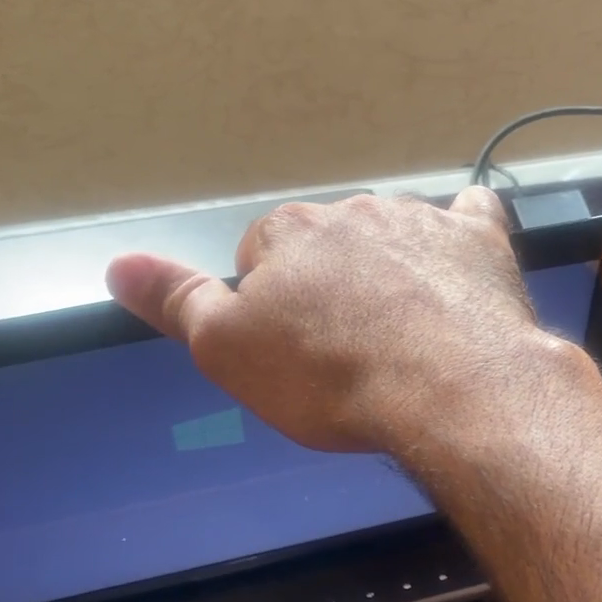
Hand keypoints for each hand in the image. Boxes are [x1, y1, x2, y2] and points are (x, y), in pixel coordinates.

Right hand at [106, 188, 578, 451]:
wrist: (447, 390)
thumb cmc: (332, 380)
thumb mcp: (230, 353)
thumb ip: (178, 303)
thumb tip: (119, 264)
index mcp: (288, 233)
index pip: (264, 253)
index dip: (275, 301)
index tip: (296, 346)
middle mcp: (354, 211)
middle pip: (333, 243)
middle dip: (337, 284)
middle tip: (354, 346)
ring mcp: (423, 220)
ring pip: (397, 235)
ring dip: (397, 268)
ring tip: (412, 329)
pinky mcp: (481, 240)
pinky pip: (473, 214)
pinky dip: (466, 231)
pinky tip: (467, 251)